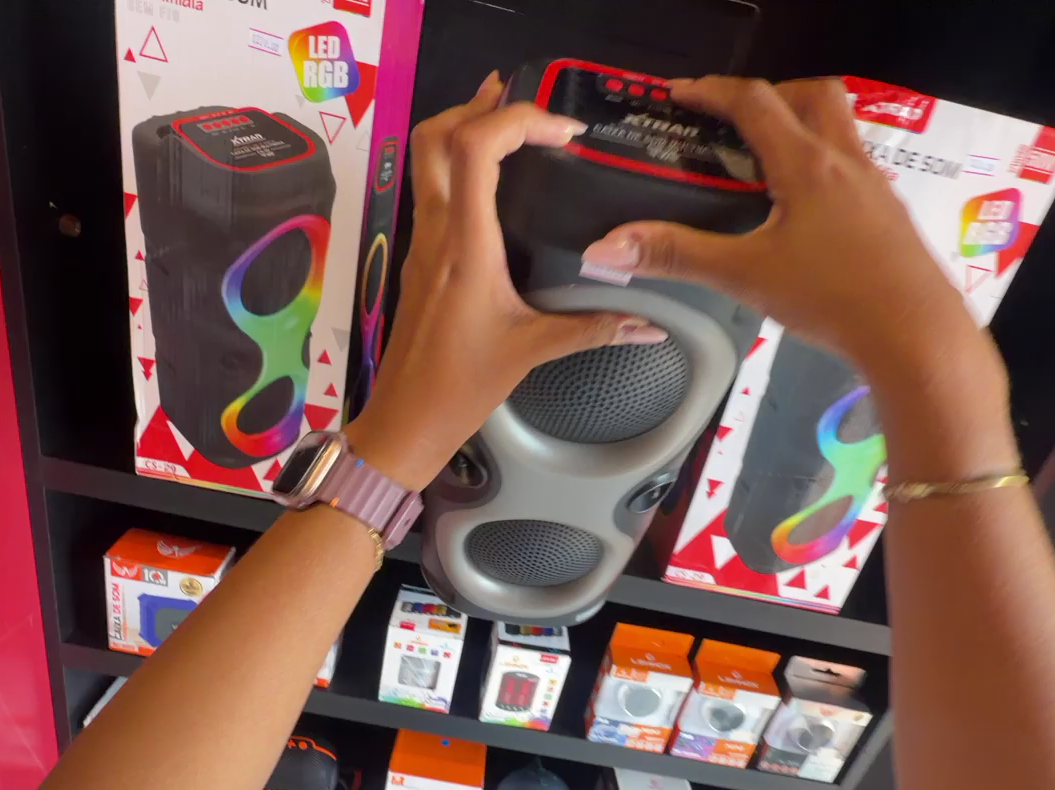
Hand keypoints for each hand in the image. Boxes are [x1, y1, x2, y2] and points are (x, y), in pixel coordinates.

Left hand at [344, 72, 669, 490]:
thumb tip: (648, 327)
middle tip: (524, 105)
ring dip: (463, 132)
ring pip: (427, 162)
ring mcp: (421, 246)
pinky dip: (458, 171)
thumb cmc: (460, 387)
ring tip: (511, 130)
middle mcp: (436, 234)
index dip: (519, 120)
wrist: (406, 420)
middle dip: (478, 107)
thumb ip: (593, 330)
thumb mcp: (531, 352)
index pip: (475, 147)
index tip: (563, 134)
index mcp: (465, 247)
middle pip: (436, 136)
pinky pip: (432, 194)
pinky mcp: (419, 263)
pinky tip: (493, 193)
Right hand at [579, 77, 1006, 416]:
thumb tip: (606, 248)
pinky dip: (822, 169)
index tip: (679, 96)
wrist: (913, 332)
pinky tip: (806, 214)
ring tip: (766, 166)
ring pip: (840, 129)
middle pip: (812, 95)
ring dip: (802, 127)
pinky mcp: (888, 215)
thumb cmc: (829, 297)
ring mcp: (874, 186)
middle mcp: (845, 161)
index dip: (712, 91)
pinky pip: (853, 169)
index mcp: (806, 164)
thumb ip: (676, 256)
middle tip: (735, 124)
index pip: (754, 102)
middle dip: (768, 96)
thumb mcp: (743, 276)